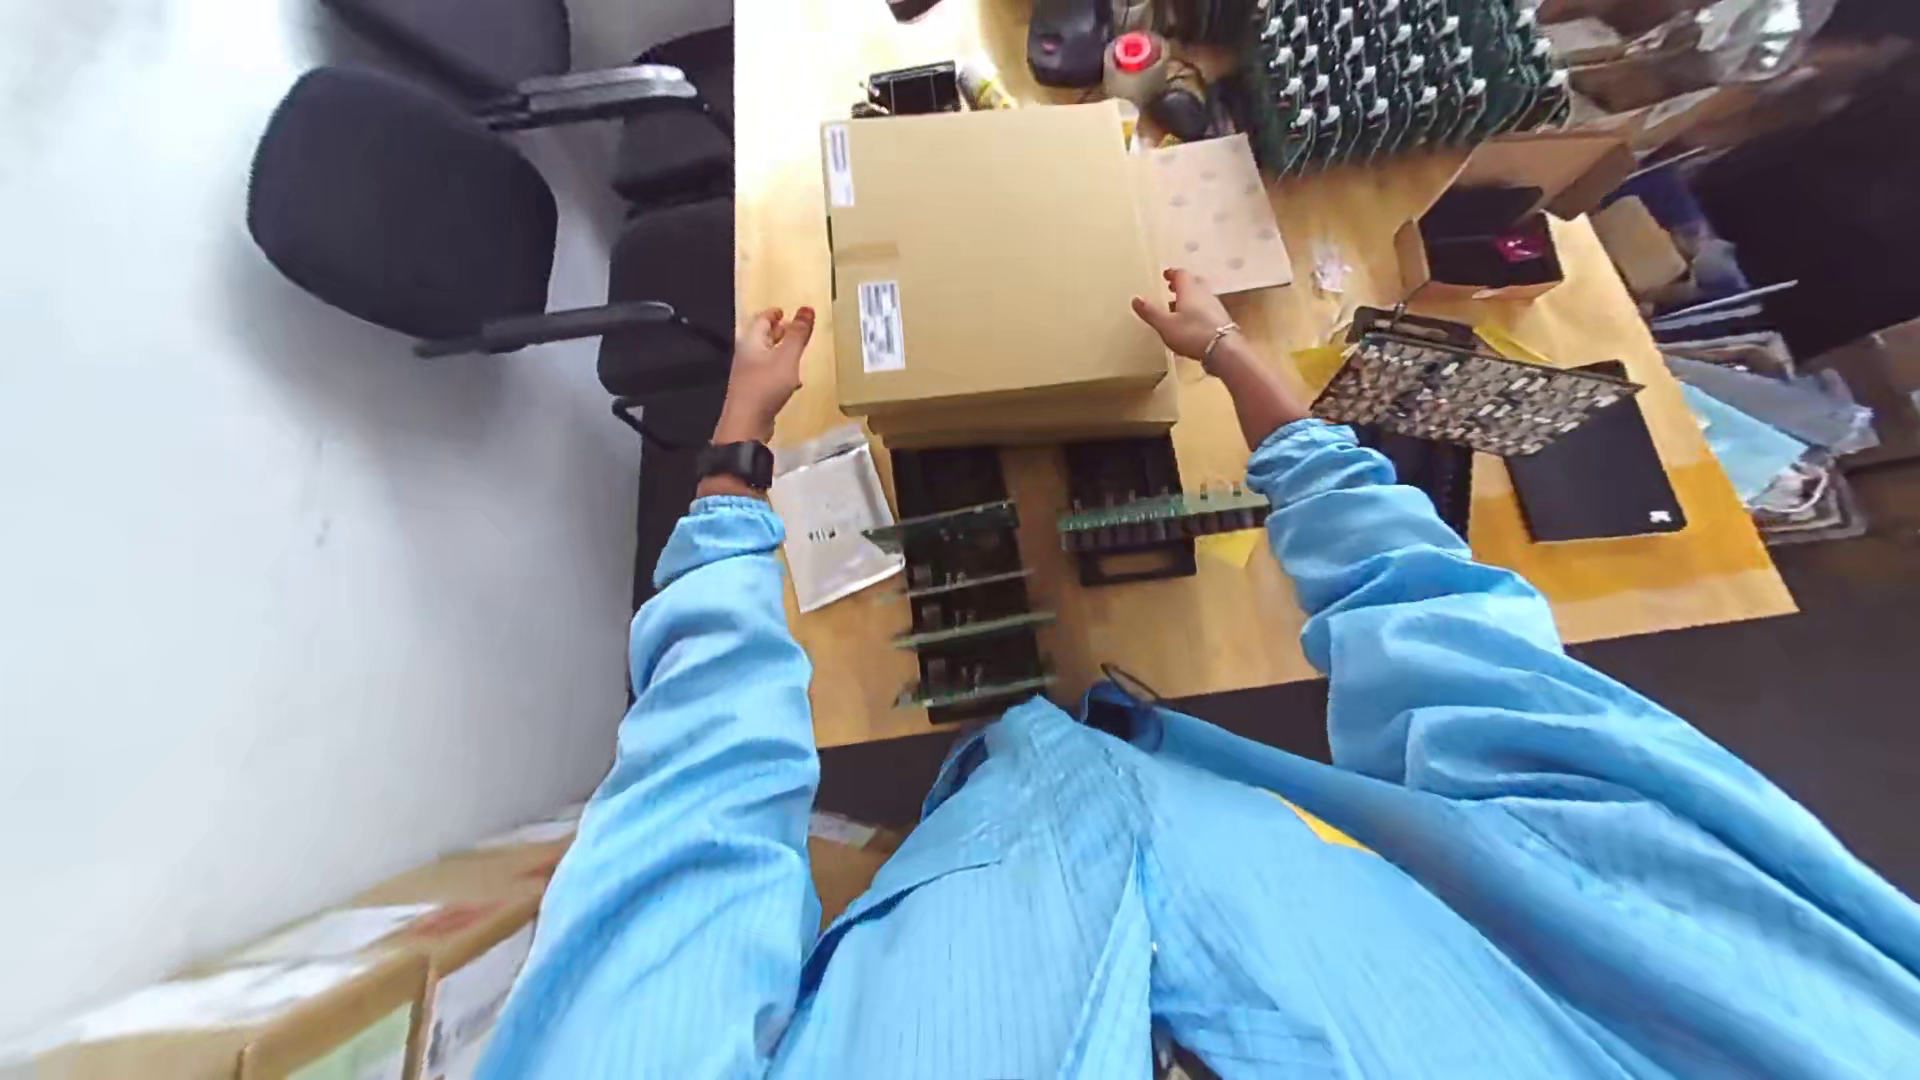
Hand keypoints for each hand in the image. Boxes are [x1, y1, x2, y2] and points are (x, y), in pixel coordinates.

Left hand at [712, 306, 815, 444]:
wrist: (747, 424)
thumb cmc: (766, 387)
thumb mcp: (787, 359)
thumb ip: (798, 335)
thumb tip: (807, 308)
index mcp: (752, 343)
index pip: (761, 320)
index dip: (773, 314)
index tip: (783, 311)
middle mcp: (747, 356)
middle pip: (762, 338)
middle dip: (777, 332)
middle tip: (792, 328)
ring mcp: (749, 375)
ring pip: (765, 357)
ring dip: (780, 351)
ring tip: (796, 351)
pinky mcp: (754, 392)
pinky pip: (768, 374)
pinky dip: (780, 370)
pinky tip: (792, 379)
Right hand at [1131, 269, 1238, 368]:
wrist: (1222, 349)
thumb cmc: (1191, 333)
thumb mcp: (1165, 325)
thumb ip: (1150, 312)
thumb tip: (1135, 298)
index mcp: (1189, 291)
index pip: (1181, 275)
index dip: (1172, 273)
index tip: (1165, 274)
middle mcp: (1204, 294)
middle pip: (1194, 282)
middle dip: (1182, 284)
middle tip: (1172, 288)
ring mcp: (1215, 306)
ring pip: (1201, 296)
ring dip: (1190, 298)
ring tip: (1178, 306)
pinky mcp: (1221, 320)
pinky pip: (1206, 309)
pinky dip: (1197, 310)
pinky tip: (1191, 322)